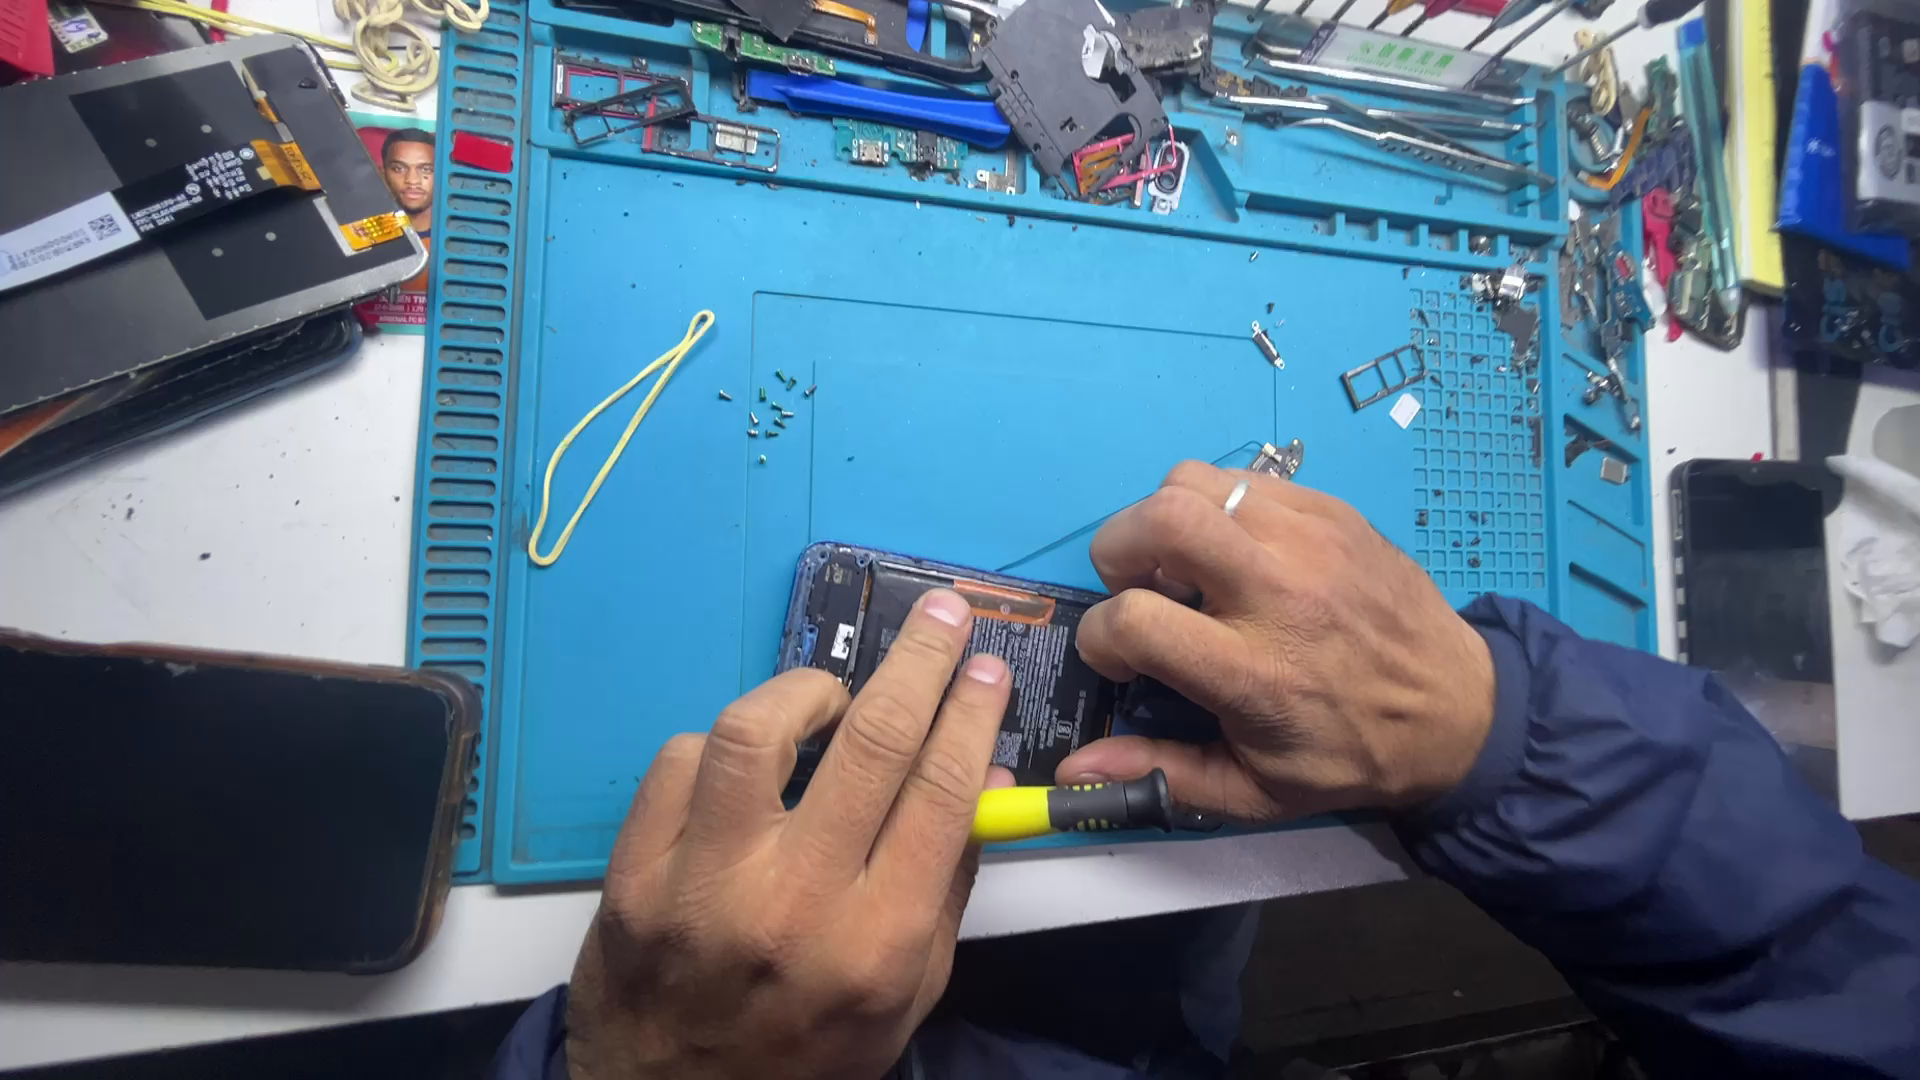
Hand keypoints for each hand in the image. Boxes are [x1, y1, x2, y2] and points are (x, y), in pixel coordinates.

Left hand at [566, 589, 1014, 1079]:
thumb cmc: (812, 1048)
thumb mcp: (911, 988)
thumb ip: (953, 879)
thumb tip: (984, 771)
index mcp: (876, 941)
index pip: (939, 793)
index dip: (969, 714)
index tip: (986, 667)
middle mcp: (792, 905)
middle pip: (871, 743)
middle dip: (920, 661)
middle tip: (942, 613)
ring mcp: (701, 885)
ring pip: (753, 731)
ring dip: (805, 692)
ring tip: (830, 699)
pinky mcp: (636, 872)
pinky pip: (679, 759)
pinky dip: (724, 740)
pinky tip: (749, 762)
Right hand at [1056, 462, 1494, 822]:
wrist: (1465, 712)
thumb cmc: (1350, 756)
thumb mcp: (1253, 789)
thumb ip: (1158, 772)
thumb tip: (1073, 769)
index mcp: (1254, 671)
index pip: (1135, 620)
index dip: (1101, 637)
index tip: (1123, 658)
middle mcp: (1278, 591)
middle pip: (1160, 520)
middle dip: (1117, 551)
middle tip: (1138, 588)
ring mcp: (1309, 537)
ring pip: (1190, 482)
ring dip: (1161, 520)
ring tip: (1186, 566)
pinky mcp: (1330, 508)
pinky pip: (1238, 477)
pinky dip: (1212, 506)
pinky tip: (1233, 549)